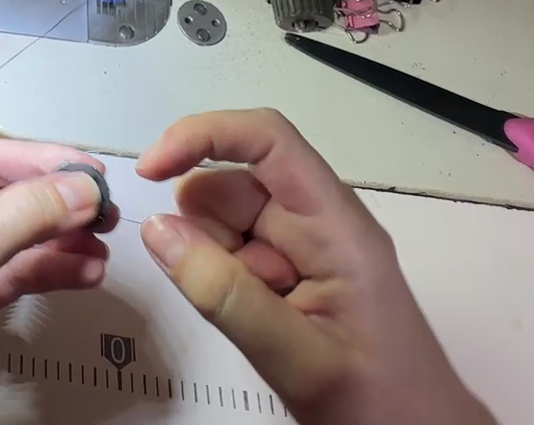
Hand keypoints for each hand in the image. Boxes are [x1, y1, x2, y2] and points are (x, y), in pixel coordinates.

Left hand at [0, 141, 110, 424]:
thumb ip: (16, 218)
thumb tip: (79, 186)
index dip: (45, 161)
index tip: (97, 172)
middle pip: (8, 193)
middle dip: (59, 200)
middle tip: (107, 210)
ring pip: (19, 234)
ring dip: (63, 236)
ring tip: (103, 243)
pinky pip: (18, 272)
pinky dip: (53, 270)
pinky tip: (85, 272)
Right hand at [138, 109, 494, 424]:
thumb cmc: (382, 407)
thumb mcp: (302, 361)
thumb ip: (226, 296)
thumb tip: (154, 226)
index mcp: (333, 222)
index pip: (265, 139)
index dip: (203, 135)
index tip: (150, 170)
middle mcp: (314, 217)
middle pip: (230, 181)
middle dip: (205, 229)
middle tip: (229, 297)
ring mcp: (299, 241)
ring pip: (219, 214)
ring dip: (213, 258)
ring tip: (253, 317)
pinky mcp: (285, 265)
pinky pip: (226, 247)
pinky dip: (220, 276)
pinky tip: (256, 320)